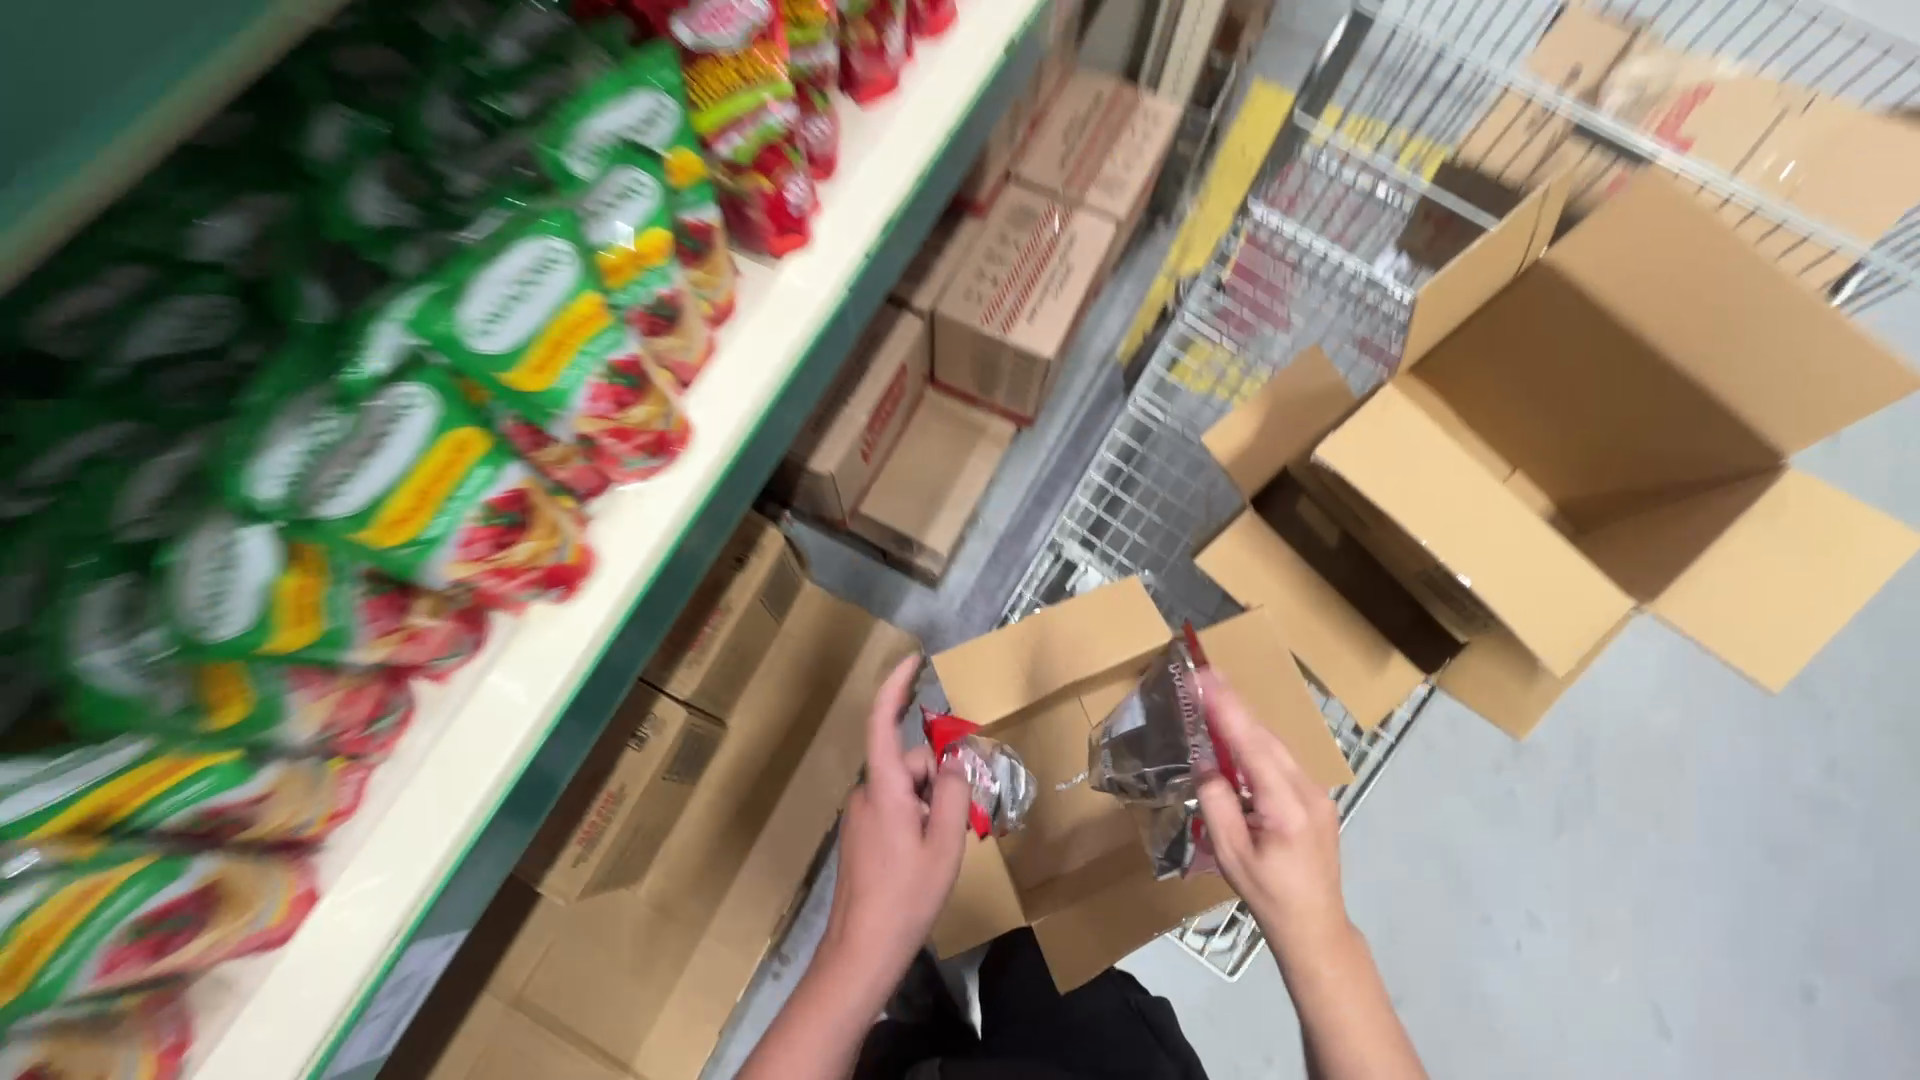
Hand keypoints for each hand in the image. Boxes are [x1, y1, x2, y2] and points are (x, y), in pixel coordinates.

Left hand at [818, 655, 971, 994]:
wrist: (861, 950)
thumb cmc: (906, 896)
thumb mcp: (944, 842)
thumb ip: (953, 792)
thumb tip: (955, 758)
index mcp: (883, 787)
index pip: (882, 721)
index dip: (896, 687)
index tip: (914, 662)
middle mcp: (866, 793)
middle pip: (909, 763)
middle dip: (941, 777)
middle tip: (968, 815)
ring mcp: (860, 815)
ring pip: (905, 789)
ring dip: (931, 803)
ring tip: (947, 844)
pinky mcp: (860, 835)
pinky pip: (895, 808)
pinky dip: (918, 817)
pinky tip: (929, 854)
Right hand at [1195, 669, 1351, 960]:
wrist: (1315, 926)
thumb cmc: (1267, 894)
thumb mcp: (1229, 852)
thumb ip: (1216, 801)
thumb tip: (1204, 761)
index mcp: (1285, 805)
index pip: (1251, 745)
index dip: (1227, 708)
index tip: (1206, 678)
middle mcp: (1308, 791)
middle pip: (1265, 737)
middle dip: (1234, 704)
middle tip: (1204, 676)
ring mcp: (1317, 793)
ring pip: (1275, 745)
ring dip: (1244, 721)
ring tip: (1215, 695)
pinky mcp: (1315, 799)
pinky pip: (1281, 760)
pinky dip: (1255, 742)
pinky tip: (1237, 735)